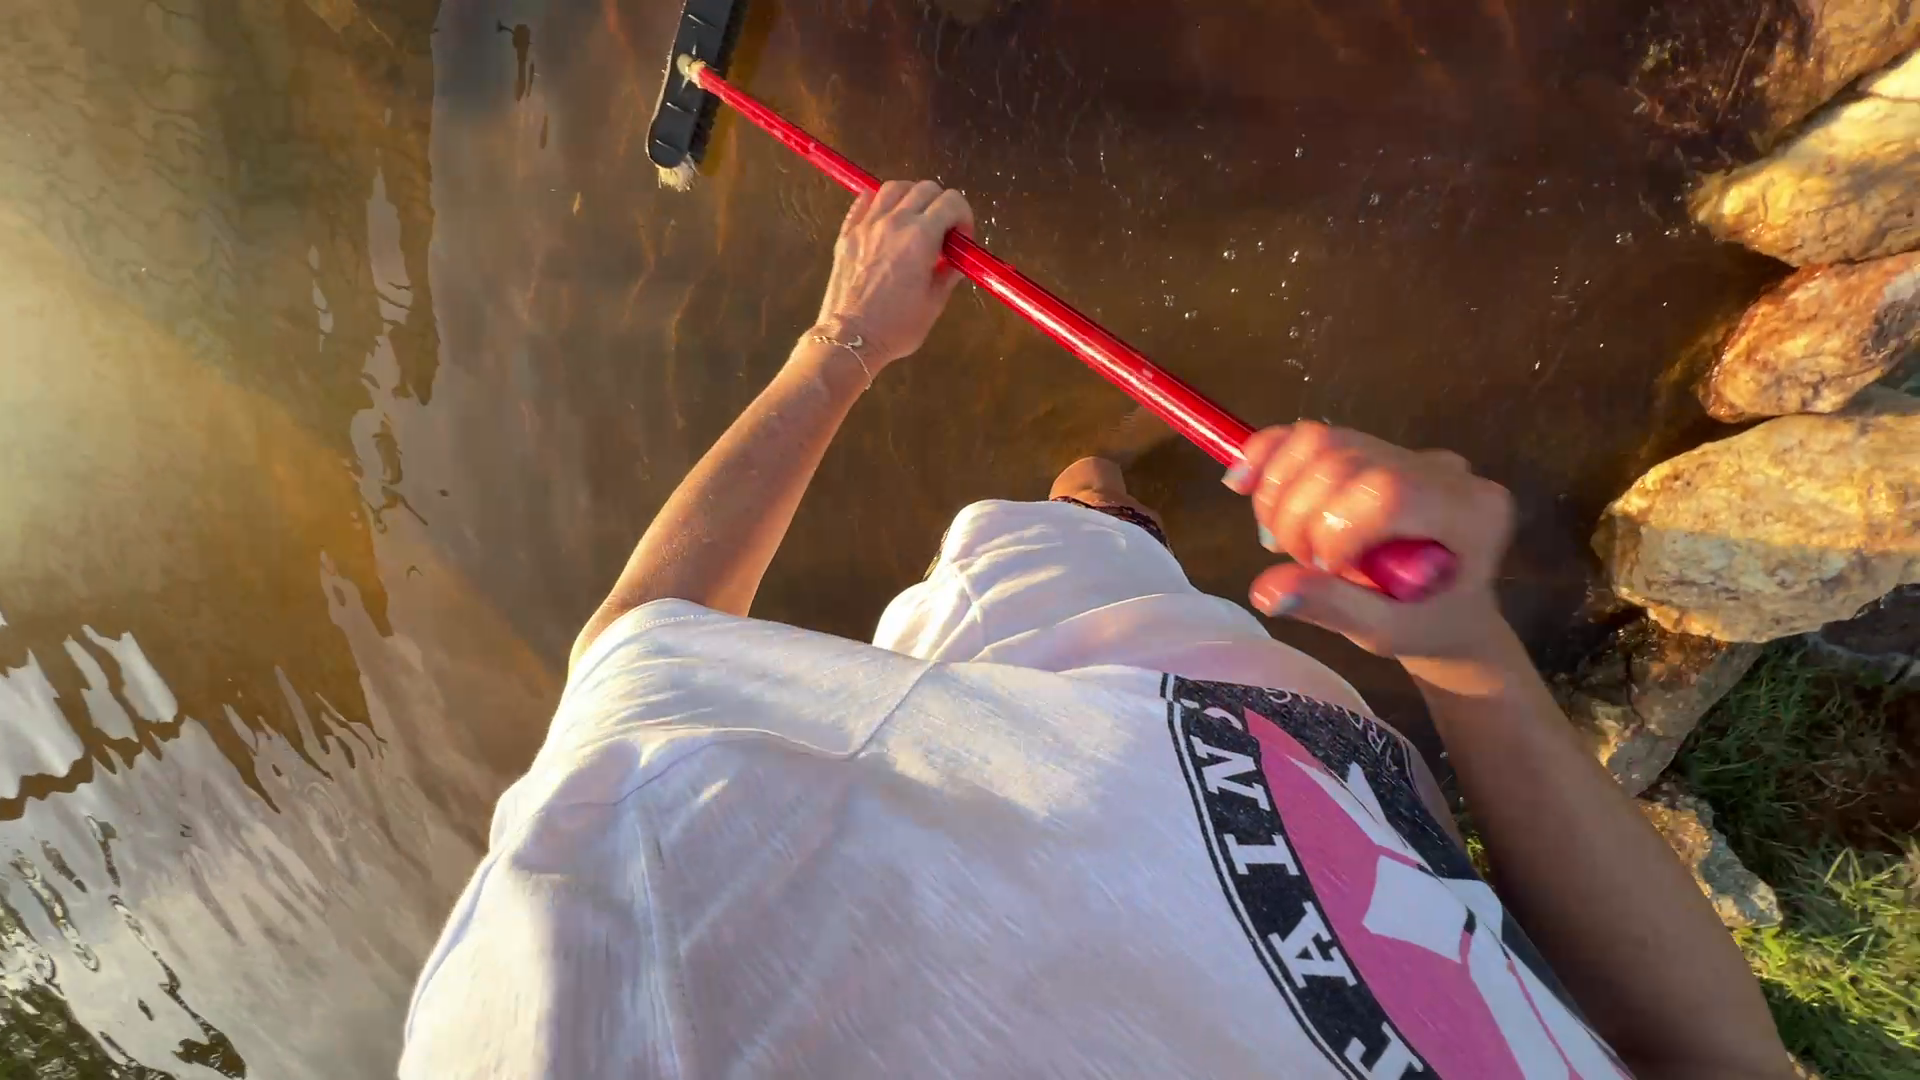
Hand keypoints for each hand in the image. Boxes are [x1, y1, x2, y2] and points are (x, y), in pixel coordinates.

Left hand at [817, 179, 973, 366]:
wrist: (850, 339)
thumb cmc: (896, 328)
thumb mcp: (933, 305)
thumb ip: (948, 274)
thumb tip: (955, 259)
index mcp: (920, 238)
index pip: (951, 202)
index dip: (964, 216)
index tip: (961, 238)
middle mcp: (894, 222)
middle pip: (925, 188)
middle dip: (941, 205)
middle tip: (941, 231)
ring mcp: (867, 224)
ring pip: (894, 187)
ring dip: (911, 197)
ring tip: (914, 221)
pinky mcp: (847, 233)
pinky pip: (864, 201)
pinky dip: (879, 203)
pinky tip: (885, 220)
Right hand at [1222, 422, 1514, 662]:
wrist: (1445, 608)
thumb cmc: (1425, 624)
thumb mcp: (1383, 631)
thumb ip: (1330, 606)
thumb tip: (1265, 590)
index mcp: (1466, 511)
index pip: (1385, 491)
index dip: (1333, 527)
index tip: (1322, 570)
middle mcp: (1440, 468)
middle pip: (1341, 461)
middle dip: (1295, 516)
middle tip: (1294, 560)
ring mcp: (1404, 452)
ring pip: (1316, 442)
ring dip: (1275, 493)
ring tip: (1280, 538)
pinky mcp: (1367, 448)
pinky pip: (1306, 436)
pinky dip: (1265, 457)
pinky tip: (1241, 483)